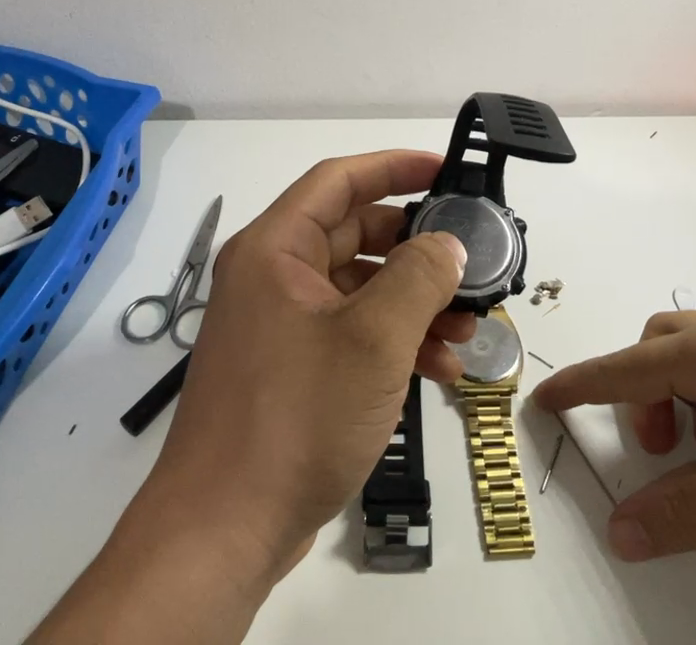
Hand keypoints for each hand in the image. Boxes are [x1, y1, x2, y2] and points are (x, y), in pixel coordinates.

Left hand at [147, 150, 472, 571]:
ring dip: (414, 303)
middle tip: (470, 261)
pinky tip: (440, 369)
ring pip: (359, 290)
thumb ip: (419, 277)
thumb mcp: (373, 340)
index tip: (447, 171)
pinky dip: (394, 343)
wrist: (224, 528)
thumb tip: (446, 244)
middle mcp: (272, 278)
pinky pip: (350, 335)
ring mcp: (280, 327)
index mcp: (274, 251)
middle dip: (416, 249)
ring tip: (467, 327)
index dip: (394, 167)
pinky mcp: (291, 370)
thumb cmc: (295, 418)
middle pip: (354, 235)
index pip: (338, 182)